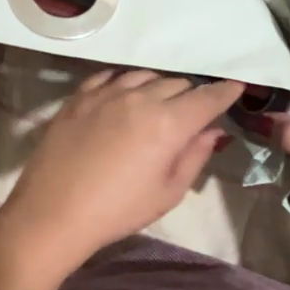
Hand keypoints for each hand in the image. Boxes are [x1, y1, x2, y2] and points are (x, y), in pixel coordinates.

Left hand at [0, 70, 242, 263]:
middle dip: (190, 96)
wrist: (53, 213)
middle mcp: (140, 99)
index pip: (207, 98)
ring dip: (158, 87)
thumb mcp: (167, 193)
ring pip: (144, 76)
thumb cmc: (117, 211)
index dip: (225, 93)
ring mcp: (105, 94)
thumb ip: (195, 157)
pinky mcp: (78, 98)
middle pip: (177, 84)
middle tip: (191, 114)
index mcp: (168, 124)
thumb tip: (212, 132)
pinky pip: (110, 78)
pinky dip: (124, 84)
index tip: (236, 89)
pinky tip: (124, 96)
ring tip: (157, 105)